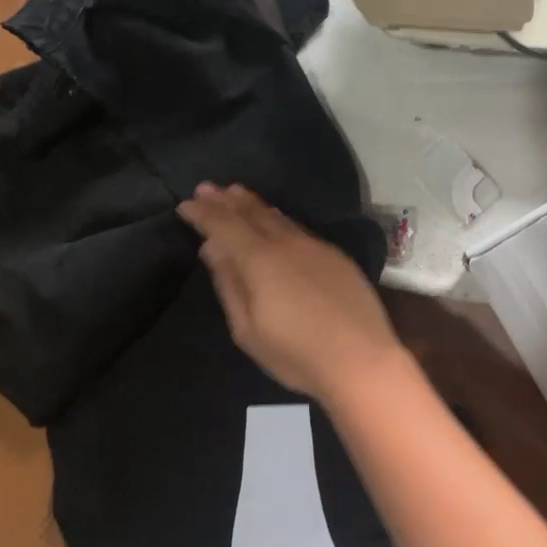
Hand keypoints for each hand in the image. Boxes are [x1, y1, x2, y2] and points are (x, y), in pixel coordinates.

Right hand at [177, 183, 403, 401]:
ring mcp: (316, 247)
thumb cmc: (296, 353)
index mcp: (260, 260)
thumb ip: (229, 283)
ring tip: (236, 194)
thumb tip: (213, 248)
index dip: (203, 213)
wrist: (361, 358)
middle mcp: (288, 244)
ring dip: (254, 204)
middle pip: (252, 214)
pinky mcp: (336, 257)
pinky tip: (276, 220)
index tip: (185, 204)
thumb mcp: (248, 329)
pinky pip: (298, 228)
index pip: (224, 225)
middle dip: (226, 200)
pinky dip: (279, 219)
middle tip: (206, 187)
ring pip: (278, 218)